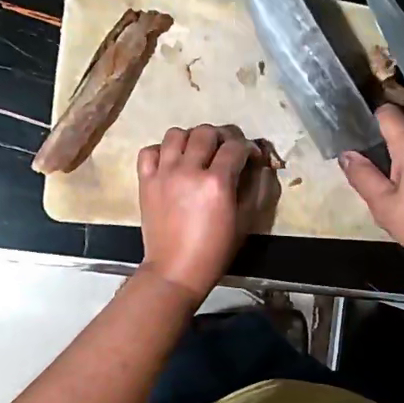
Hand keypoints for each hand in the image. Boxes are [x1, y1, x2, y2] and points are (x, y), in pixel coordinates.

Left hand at [137, 124, 274, 297]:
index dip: (249, 148)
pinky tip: (172, 162)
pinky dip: (162, 151)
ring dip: (191, 138)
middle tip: (226, 151)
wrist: (175, 270)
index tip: (251, 157)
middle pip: (206, 132)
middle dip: (222, 137)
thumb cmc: (215, 250)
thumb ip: (254, 188)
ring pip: (176, 134)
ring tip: (197, 153)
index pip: (236, 147)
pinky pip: (150, 151)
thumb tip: (257, 165)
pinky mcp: (146, 181)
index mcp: (216, 182)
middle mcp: (188, 171)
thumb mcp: (245, 221)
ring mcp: (163, 174)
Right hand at [340, 105, 403, 278]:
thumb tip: (346, 154)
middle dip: (386, 151)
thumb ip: (362, 176)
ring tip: (392, 194)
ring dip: (403, 166)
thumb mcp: (383, 204)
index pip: (389, 114)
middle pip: (403, 135)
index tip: (360, 137)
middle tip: (372, 179)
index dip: (373, 119)